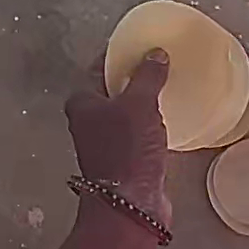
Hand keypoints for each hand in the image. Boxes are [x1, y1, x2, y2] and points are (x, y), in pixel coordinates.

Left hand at [66, 50, 170, 224]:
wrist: (131, 204)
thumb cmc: (127, 149)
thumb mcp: (139, 104)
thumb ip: (148, 76)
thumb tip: (155, 53)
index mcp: (82, 102)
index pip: (98, 67)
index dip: (117, 54)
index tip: (138, 44)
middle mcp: (88, 120)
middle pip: (111, 90)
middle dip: (132, 77)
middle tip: (158, 63)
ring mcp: (105, 142)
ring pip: (125, 112)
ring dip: (142, 101)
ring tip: (166, 87)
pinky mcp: (124, 160)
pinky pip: (137, 132)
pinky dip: (150, 123)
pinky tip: (167, 118)